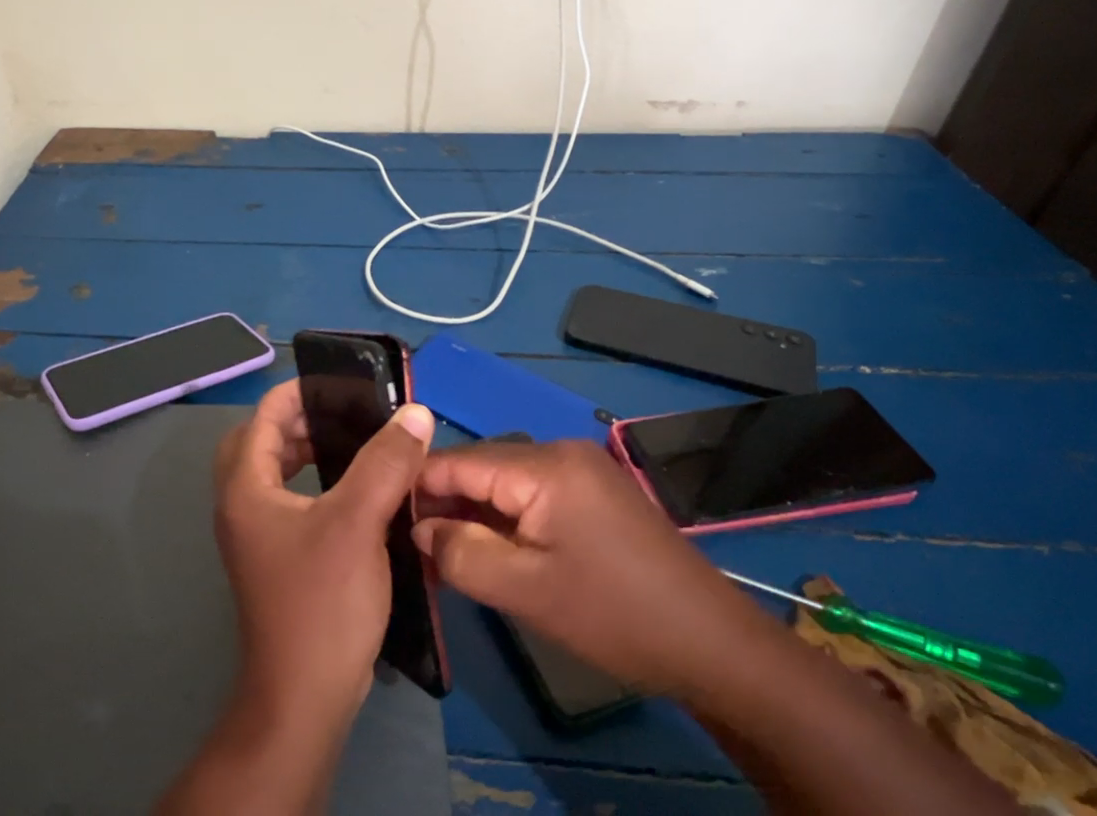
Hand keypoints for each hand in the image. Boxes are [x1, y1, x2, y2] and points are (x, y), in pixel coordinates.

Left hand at [212, 380, 434, 724]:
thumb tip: (415, 413)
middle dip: (300, 419)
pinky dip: (313, 483)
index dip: (300, 391)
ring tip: (354, 443)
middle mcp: (240, 506)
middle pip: (260, 441)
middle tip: (348, 412)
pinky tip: (354, 494)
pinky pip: (286, 502)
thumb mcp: (357, 525)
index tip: (345, 381)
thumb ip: (385, 464)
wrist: (303, 695)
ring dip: (306, 451)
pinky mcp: (274, 560)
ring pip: (272, 473)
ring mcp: (254, 537)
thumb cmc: (323, 603)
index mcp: (245, 488)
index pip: (263, 416)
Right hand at [412, 440, 773, 694]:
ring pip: (505, 482)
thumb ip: (459, 553)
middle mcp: (563, 452)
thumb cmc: (613, 616)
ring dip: (475, 514)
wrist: (711, 644)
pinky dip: (507, 518)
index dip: (415, 488)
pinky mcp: (596, 492)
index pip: (456, 461)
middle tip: (414, 548)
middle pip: (480, 467)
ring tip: (446, 553)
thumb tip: (419, 528)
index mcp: (545, 466)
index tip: (385, 521)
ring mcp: (584, 470)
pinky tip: (491, 549)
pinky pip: (533, 494)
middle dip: (445, 504)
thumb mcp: (523, 591)